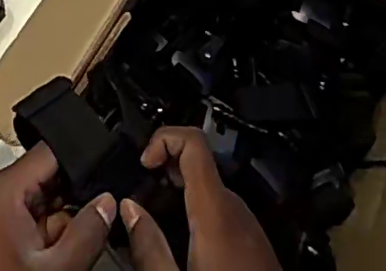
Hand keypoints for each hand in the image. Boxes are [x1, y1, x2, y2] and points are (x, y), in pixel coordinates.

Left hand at [0, 142, 115, 270]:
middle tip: (95, 216)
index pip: (51, 150)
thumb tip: (106, 203)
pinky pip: (47, 220)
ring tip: (72, 245)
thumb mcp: (57, 269)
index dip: (81, 156)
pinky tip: (66, 254)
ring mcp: (10, 213)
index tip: (106, 167)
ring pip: (54, 198)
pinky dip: (62, 232)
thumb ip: (86, 232)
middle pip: (54, 173)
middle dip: (78, 192)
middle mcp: (6, 193)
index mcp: (8, 188)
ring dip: (71, 216)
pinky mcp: (15, 232)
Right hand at [120, 128, 280, 270]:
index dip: (163, 138)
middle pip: (198, 164)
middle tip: (142, 193)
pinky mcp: (257, 246)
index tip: (144, 163)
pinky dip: (198, 212)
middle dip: (166, 170)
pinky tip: (185, 245)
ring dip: (180, 192)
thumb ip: (149, 246)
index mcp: (216, 211)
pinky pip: (223, 212)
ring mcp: (251, 228)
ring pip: (209, 190)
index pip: (193, 142)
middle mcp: (237, 211)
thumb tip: (129, 207)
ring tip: (158, 220)